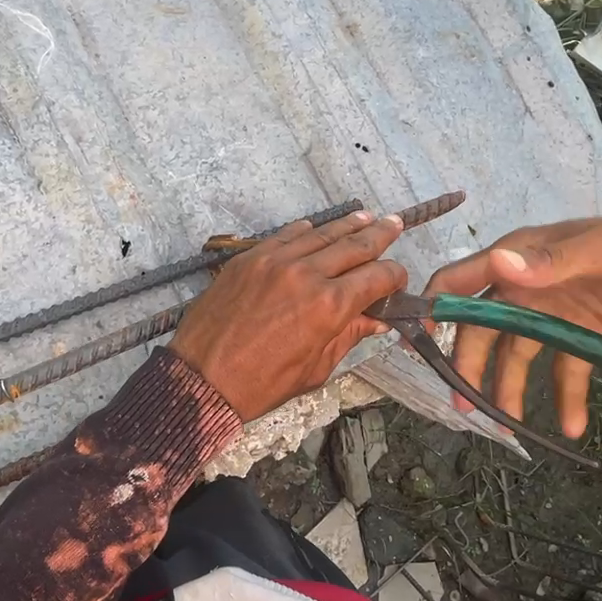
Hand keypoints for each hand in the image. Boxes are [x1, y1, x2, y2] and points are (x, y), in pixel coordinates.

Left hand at [170, 210, 407, 419]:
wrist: (202, 377)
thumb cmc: (262, 383)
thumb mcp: (316, 368)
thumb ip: (349, 336)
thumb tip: (376, 320)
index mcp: (330, 306)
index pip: (377, 277)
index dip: (395, 276)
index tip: (398, 279)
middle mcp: (306, 274)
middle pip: (354, 245)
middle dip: (380, 235)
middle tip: (395, 223)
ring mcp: (275, 260)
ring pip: (321, 234)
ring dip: (347, 225)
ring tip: (366, 217)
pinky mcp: (250, 258)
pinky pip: (285, 235)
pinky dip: (306, 230)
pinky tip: (317, 227)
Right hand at [424, 208, 601, 437]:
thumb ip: (551, 262)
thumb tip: (499, 266)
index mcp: (521, 256)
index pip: (463, 280)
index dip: (436, 308)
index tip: (415, 342)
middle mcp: (529, 283)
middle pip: (487, 327)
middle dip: (470, 363)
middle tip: (463, 404)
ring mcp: (557, 309)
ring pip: (521, 352)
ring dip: (511, 386)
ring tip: (509, 425)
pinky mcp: (587, 331)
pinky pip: (566, 368)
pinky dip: (566, 396)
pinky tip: (572, 428)